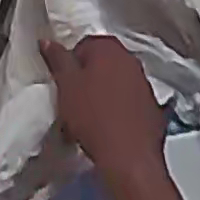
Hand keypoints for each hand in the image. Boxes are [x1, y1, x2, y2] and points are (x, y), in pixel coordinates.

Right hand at [42, 36, 178, 199]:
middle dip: (88, 79)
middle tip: (75, 102)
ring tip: (92, 118)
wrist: (130, 158)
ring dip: (105, 93)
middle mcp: (129, 57)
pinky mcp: (153, 106)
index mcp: (107, 46)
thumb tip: (46, 41)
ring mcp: (144, 82)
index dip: (70, 67)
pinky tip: (111, 127)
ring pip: (117, 81)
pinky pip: (131, 101)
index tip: (65, 87)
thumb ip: (57, 59)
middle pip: (101, 63)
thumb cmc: (93, 116)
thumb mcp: (66, 86)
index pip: (82, 46)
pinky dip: (121, 108)